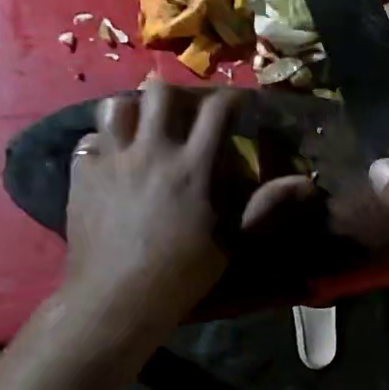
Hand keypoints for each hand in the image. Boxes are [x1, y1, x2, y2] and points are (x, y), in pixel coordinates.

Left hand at [62, 82, 313, 333]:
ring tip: (140, 127)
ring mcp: (113, 159)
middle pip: (161, 92)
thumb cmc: (182, 272)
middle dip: (176, 95)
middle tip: (182, 113)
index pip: (217, 109)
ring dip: (132, 111)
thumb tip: (306, 183)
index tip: (236, 103)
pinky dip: (102, 141)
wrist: (118, 297)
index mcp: (194, 165)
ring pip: (117, 105)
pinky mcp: (83, 173)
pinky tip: (110, 157)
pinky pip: (89, 138)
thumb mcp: (230, 239)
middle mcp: (153, 151)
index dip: (230, 98)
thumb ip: (263, 204)